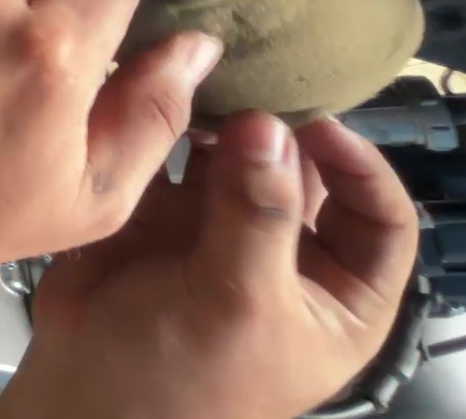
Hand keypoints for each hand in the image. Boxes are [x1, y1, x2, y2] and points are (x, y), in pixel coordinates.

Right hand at [0, 112, 419, 418]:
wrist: (90, 382)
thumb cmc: (192, 368)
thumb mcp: (242, 300)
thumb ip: (256, 214)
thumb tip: (269, 125)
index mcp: (332, 287)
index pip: (375, 216)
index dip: (357, 167)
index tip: (313, 120)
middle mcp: (273, 247)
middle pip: (292, 174)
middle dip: (271, 132)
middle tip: (236, 84)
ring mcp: (205, 225)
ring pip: (221, 160)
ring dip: (208, 124)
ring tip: (186, 83)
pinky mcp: (145, 207)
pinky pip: (158, 161)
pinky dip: (152, 131)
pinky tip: (141, 103)